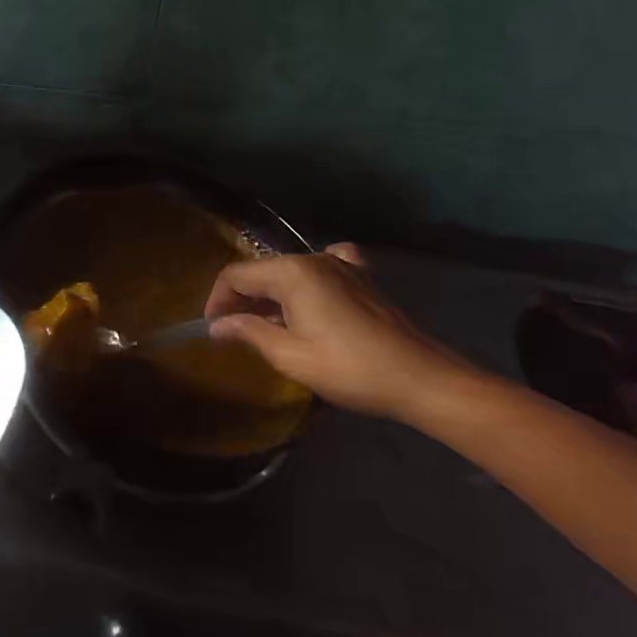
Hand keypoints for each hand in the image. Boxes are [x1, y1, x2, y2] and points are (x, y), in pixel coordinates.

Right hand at [205, 243, 474, 421]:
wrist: (423, 379)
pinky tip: (312, 294)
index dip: (217, 300)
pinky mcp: (362, 276)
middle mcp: (312, 258)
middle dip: (243, 299)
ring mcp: (341, 264)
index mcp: (291, 272)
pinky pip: (324, 265)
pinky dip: (309, 278)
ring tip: (268, 324)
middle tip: (235, 331)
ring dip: (273, 294)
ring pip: (290, 270)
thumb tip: (217, 325)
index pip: (236, 276)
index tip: (213, 329)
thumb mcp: (291, 357)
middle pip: (262, 271)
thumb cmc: (351, 369)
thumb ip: (249, 333)